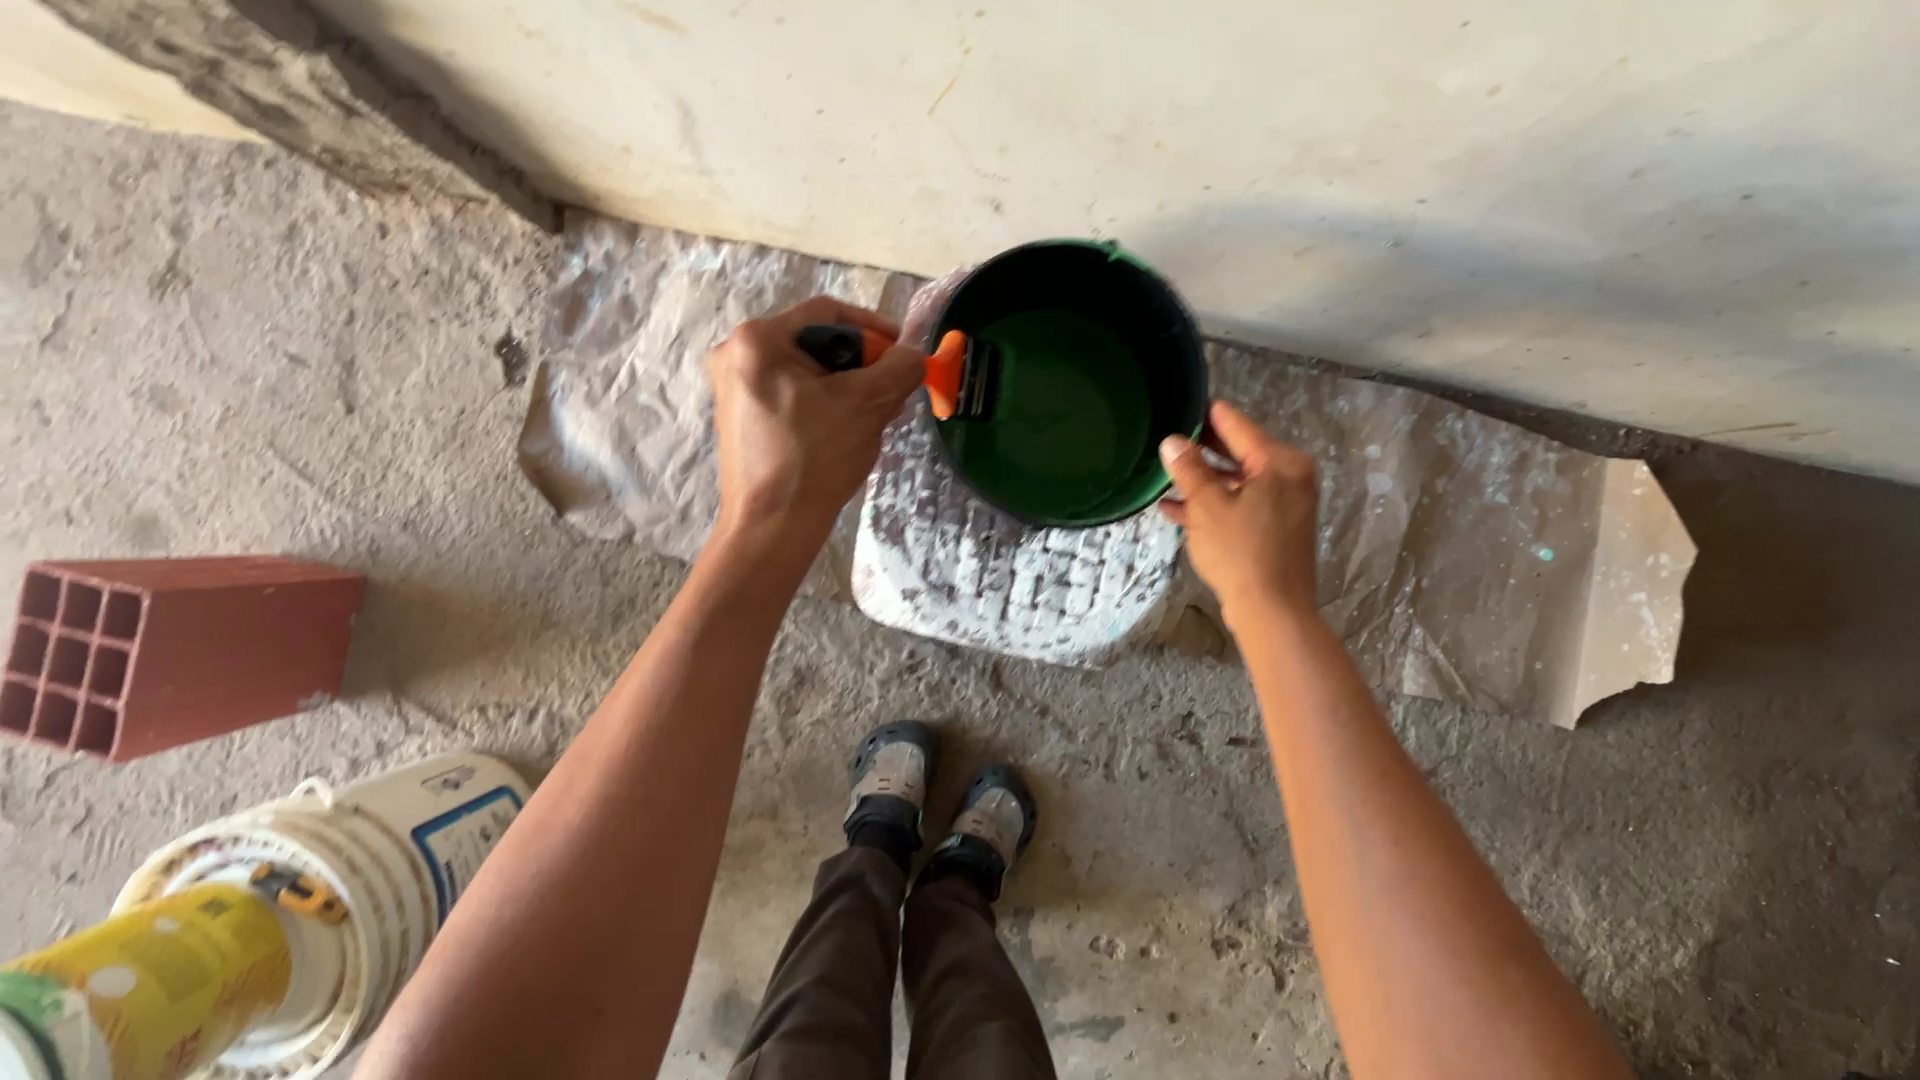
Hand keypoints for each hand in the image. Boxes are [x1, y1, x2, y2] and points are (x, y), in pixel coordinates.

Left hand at [706, 296, 925, 558]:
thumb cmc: (814, 457)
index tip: (904, 352)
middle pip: (816, 343)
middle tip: (895, 390)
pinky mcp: (742, 420)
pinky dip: (825, 405)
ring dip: (848, 388)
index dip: (874, 329)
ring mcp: (734, 390)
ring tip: (879, 416)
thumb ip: (898, 369)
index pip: (828, 314)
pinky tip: (849, 431)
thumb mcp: (866, 405)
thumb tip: (915, 356)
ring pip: (807, 373)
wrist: (771, 526)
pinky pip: (793, 397)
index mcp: (757, 340)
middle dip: (863, 364)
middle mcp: (736, 356)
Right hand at [1159, 401, 1320, 630]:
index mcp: (1279, 462)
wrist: (1273, 611)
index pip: (1236, 426)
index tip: (1178, 408)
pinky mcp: (1277, 528)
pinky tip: (1177, 511)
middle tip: (1166, 444)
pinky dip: (1216, 505)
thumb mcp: (1207, 506)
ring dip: (1203, 483)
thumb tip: (1172, 441)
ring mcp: (1286, 504)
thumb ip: (1189, 470)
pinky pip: (1243, 504)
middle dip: (1202, 452)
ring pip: (1238, 481)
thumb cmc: (1240, 552)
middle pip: (1239, 453)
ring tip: (1163, 479)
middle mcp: (1289, 476)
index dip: (1205, 417)